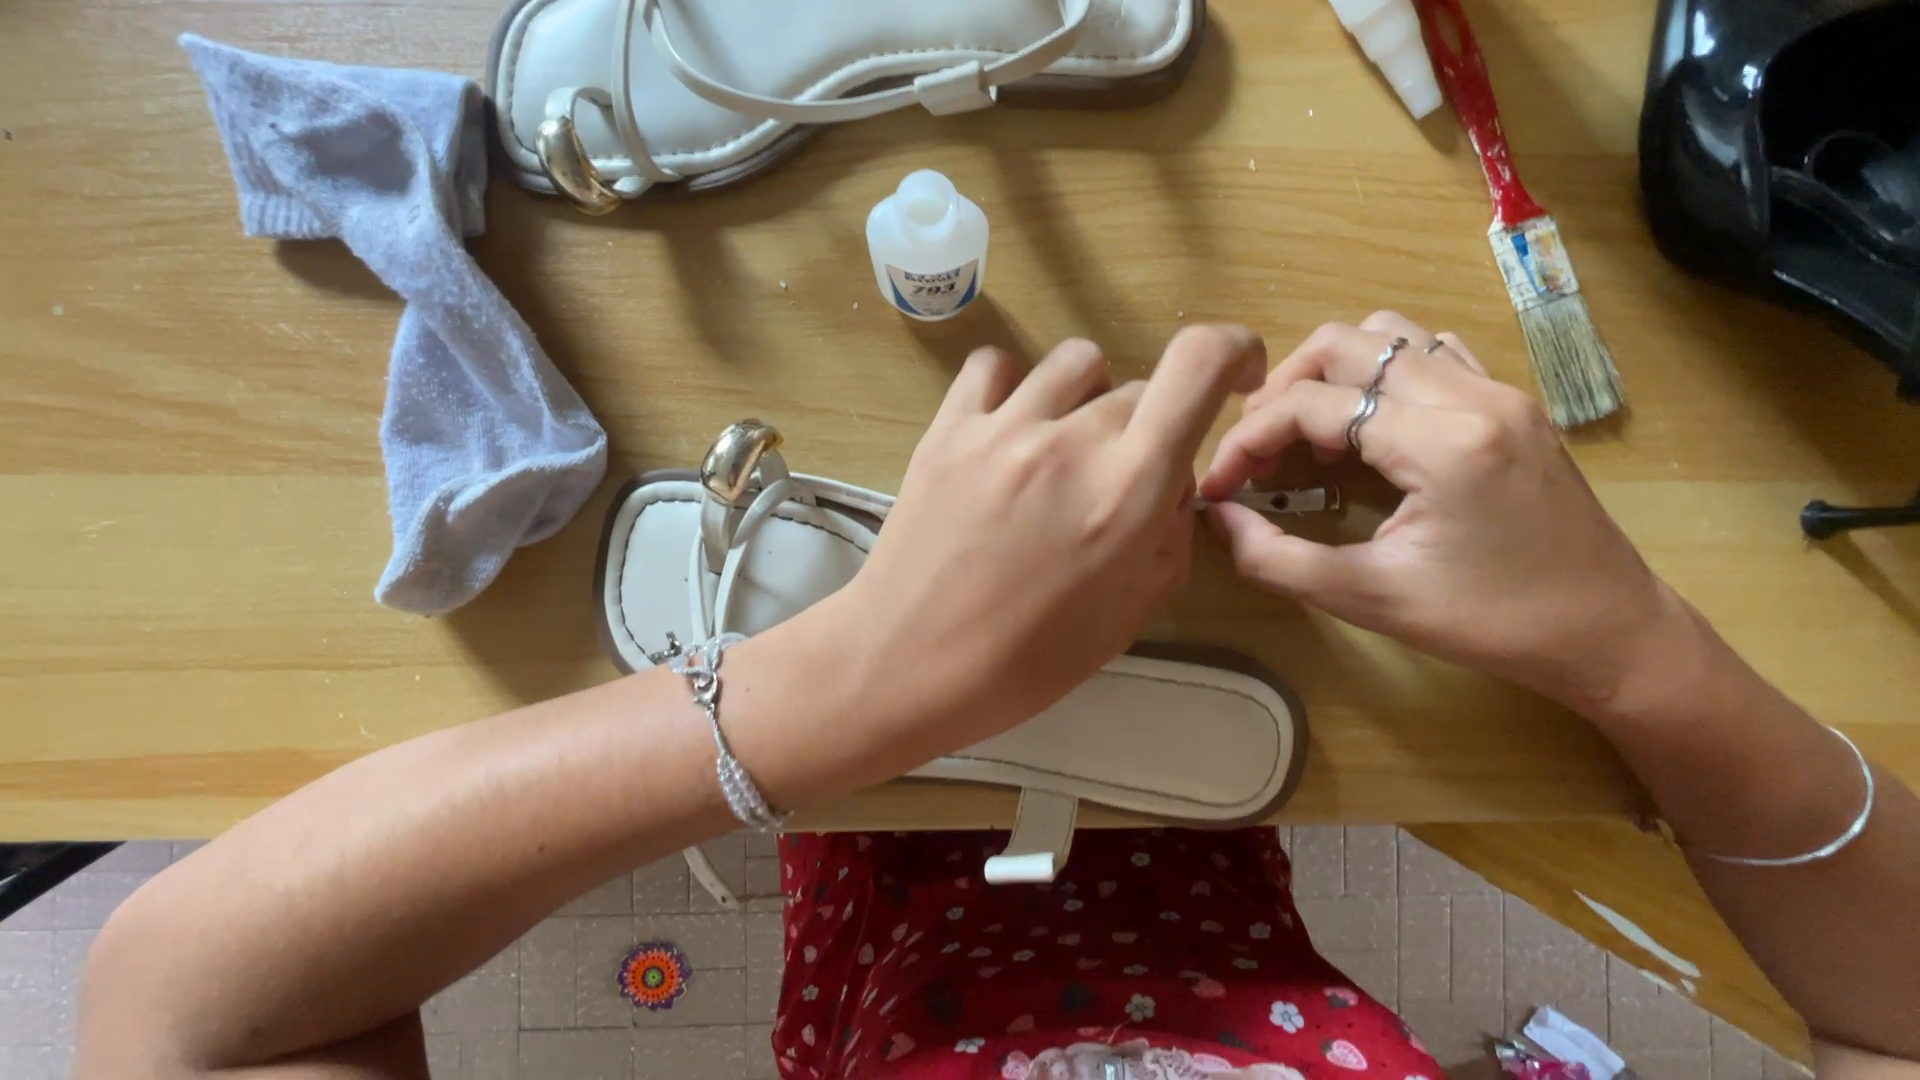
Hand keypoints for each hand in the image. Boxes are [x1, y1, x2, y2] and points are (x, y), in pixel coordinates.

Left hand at [845, 327, 1264, 744]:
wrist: (907, 663)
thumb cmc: (1024, 662)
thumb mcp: (1127, 616)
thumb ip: (1169, 538)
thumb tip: (1173, 486)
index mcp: (1127, 492)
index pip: (1198, 367)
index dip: (1234, 350)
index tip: (1238, 375)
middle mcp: (1070, 442)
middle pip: (1139, 387)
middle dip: (1147, 430)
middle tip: (1115, 484)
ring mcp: (1001, 428)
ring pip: (1076, 363)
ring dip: (1089, 398)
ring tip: (1063, 449)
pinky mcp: (946, 428)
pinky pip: (996, 365)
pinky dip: (1017, 385)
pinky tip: (1010, 426)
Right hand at [1200, 311, 1686, 710]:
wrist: (1609, 633)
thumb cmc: (1489, 624)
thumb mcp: (1368, 598)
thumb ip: (1276, 559)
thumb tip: (1217, 518)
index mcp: (1441, 442)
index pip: (1311, 405)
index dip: (1246, 439)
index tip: (1218, 484)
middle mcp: (1472, 394)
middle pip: (1344, 343)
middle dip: (1281, 391)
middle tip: (1257, 448)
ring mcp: (1499, 390)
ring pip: (1389, 334)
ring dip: (1330, 373)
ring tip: (1308, 432)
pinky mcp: (1511, 402)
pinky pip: (1430, 352)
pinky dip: (1380, 374)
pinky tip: (1368, 425)